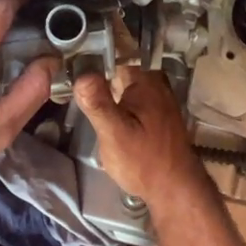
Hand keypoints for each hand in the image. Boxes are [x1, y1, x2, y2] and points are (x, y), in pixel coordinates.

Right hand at [73, 66, 204, 205]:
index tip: (70, 69)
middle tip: (74, 90)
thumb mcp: (114, 133)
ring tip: (86, 102)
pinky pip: (135, 100)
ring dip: (110, 94)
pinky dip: (122, 105)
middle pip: (120, 73)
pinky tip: (109, 116)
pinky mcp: (160, 114)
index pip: (113, 59)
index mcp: (145, 80)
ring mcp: (160, 98)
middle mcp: (156, 83)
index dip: (92, 63)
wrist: (175, 187)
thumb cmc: (144, 160)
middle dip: (100, 81)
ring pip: (127, 87)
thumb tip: (81, 74)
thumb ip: (98, 104)